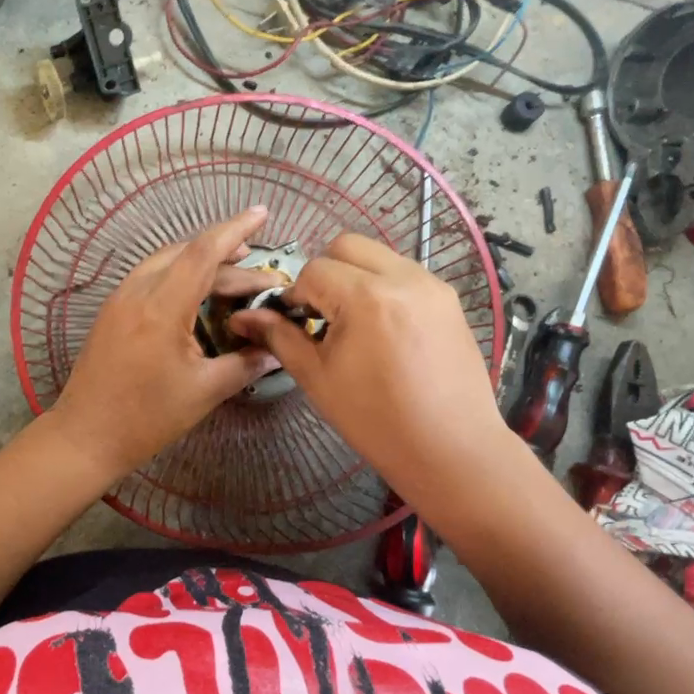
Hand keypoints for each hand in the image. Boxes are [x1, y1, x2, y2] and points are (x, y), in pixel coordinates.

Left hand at [47, 208, 282, 477]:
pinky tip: (195, 294)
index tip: (261, 212)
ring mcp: (119, 300)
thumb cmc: (146, 418)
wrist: (84, 436)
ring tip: (232, 272)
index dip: (235, 230)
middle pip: (186, 255)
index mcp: (161, 307)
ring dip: (199, 262)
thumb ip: (244, 364)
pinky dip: (178, 276)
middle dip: (227, 256)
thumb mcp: (204, 391)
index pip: (203, 253)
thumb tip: (277, 350)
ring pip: (164, 263)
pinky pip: (149, 278)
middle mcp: (137, 293)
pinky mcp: (110, 313)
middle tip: (262, 275)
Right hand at [230, 233, 515, 505]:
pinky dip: (382, 287)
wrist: (451, 448)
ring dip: (354, 276)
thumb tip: (243, 316)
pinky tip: (381, 330)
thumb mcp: (317, 377)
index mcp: (367, 297)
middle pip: (347, 245)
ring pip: (378, 255)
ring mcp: (431, 285)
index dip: (295, 295)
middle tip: (321, 314)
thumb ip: (280, 337)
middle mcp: (403, 278)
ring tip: (352, 323)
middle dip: (324, 272)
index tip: (295, 325)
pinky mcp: (448, 299)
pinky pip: (404, 274)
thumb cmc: (375, 419)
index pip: (313, 269)